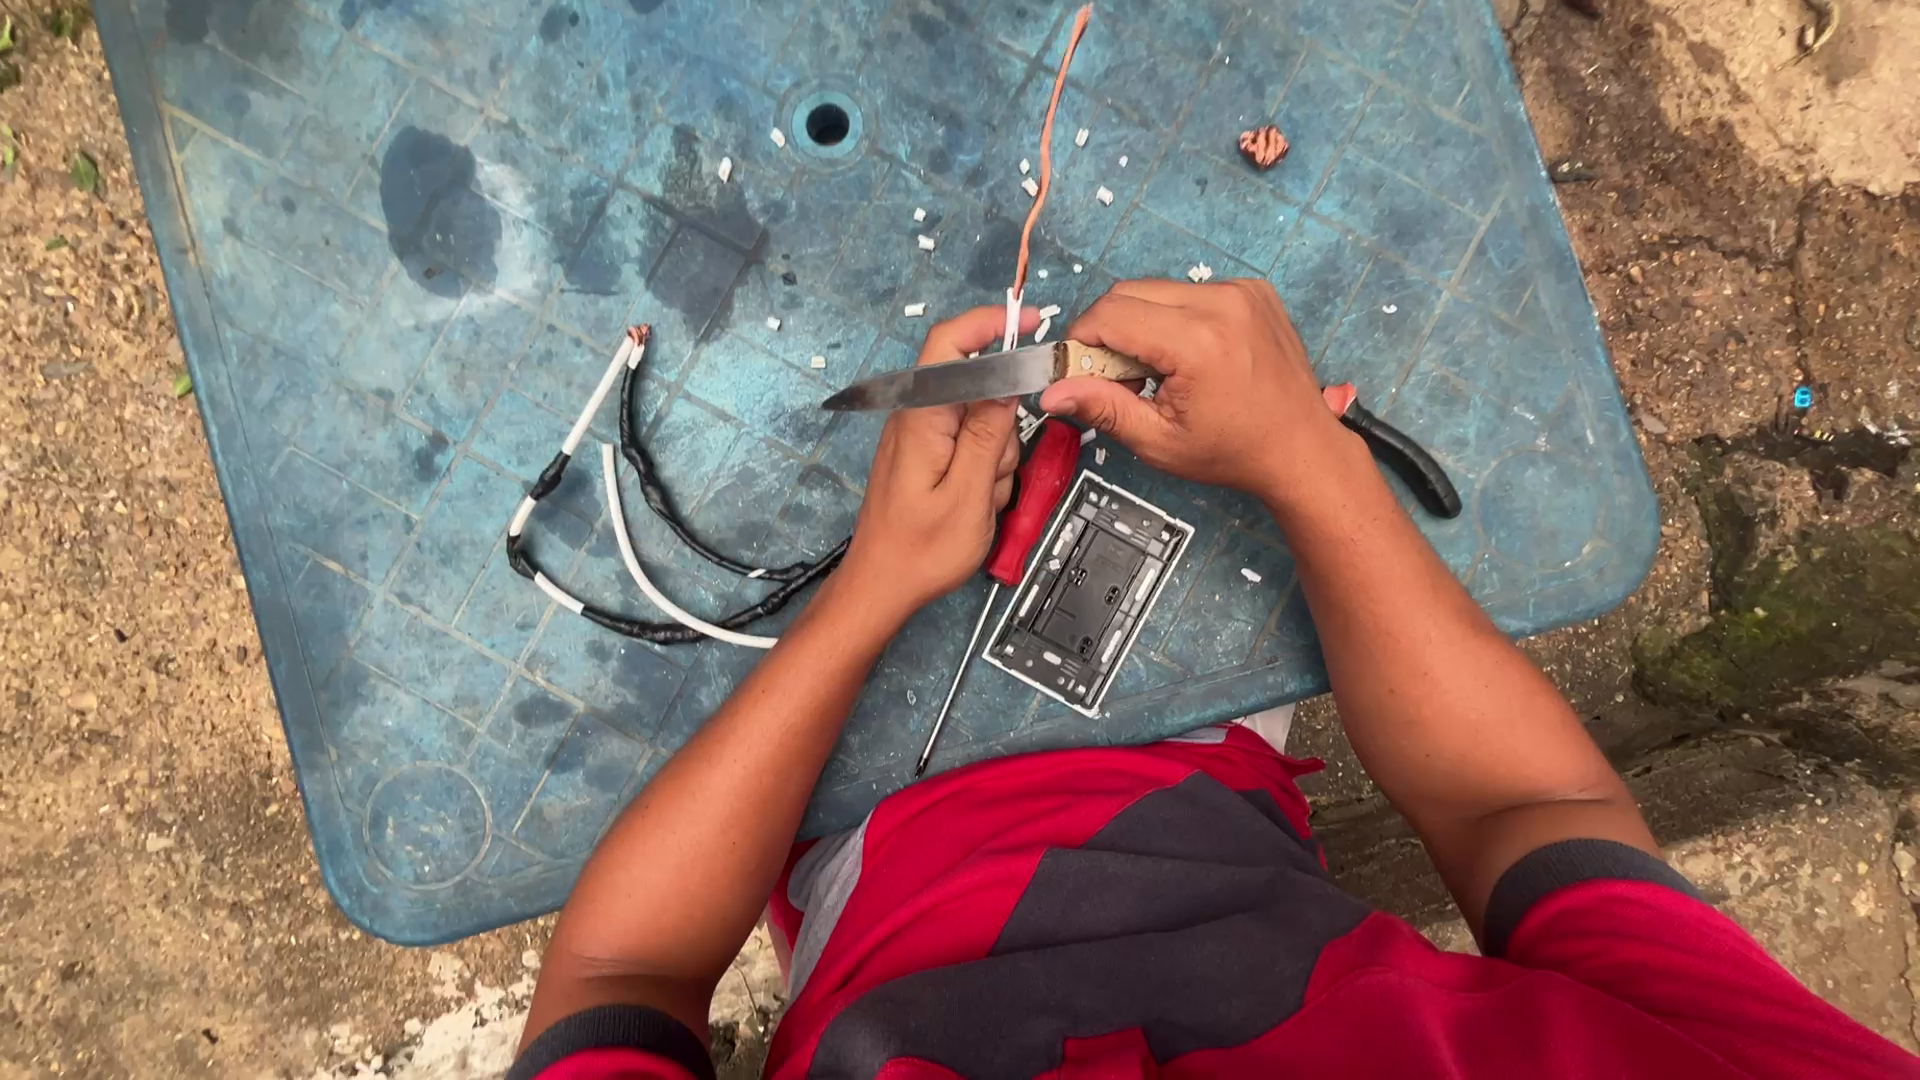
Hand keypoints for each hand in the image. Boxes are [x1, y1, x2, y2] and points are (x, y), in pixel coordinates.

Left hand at [839, 304, 1040, 620]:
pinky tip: (974, 503)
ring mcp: (923, 440)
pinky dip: (984, 472)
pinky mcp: (928, 459)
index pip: (950, 343)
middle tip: (995, 476)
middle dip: (1003, 426)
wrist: (882, 587)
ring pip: (982, 422)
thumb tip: (1007, 381)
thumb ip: (989, 433)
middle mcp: (917, 418)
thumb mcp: (970, 493)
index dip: (991, 323)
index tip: (1035, 324)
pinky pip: (970, 448)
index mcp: (921, 417)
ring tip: (980, 499)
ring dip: (996, 458)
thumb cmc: (922, 550)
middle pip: (978, 388)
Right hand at [1038, 279, 1354, 507]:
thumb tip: (1049, 393)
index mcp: (1198, 341)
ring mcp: (1241, 290)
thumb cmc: (1230, 453)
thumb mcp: (1158, 442)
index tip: (1080, 371)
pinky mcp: (1252, 290)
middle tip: (1116, 377)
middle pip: (1129, 292)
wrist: (1301, 448)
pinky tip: (1184, 357)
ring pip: (1156, 289)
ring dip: (1138, 324)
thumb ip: (1102, 408)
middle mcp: (1221, 301)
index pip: (1111, 313)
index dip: (1081, 340)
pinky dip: (1171, 319)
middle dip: (1106, 332)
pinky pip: (1188, 292)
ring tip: (1152, 371)